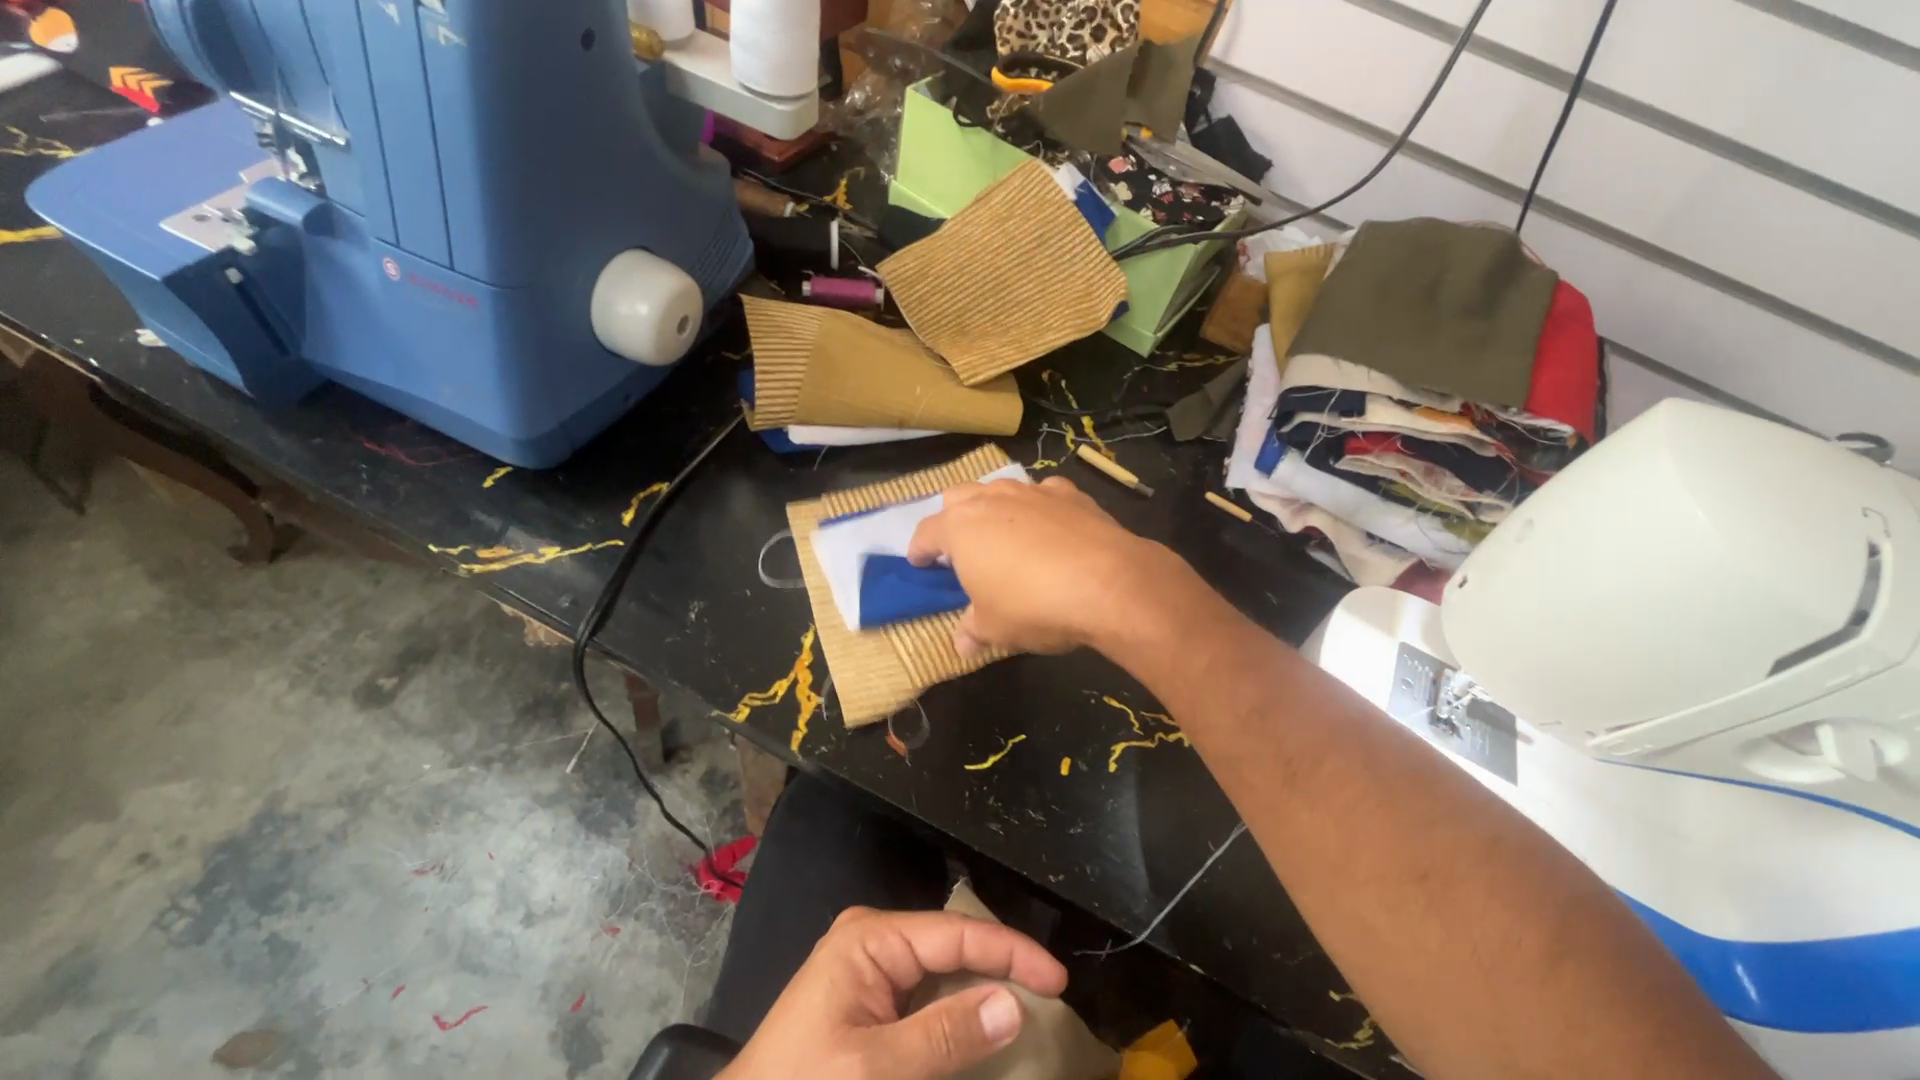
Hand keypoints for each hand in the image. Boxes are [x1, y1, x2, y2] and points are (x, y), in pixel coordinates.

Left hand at [719, 907, 1068, 1079]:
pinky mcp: (868, 995)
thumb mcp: (876, 1068)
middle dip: (1002, 965)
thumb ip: (945, 1035)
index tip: (1059, 982)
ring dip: (983, 987)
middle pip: (954, 943)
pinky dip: (958, 1008)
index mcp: (871, 938)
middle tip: (1052, 996)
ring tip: (1030, 1006)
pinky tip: (982, 1024)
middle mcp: (873, 939)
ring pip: (944, 967)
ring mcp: (869, 966)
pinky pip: (926, 991)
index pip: (958, 933)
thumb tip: (1014, 1005)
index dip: (1012, 952)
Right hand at [908, 477, 1202, 658]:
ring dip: (995, 508)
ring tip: (1005, 535)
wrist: (1109, 583)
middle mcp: (991, 499)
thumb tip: (962, 643)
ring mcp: (1032, 491)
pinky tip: (1051, 527)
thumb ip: (973, 630)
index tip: (920, 562)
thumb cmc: (1034, 606)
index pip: (926, 533)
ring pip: (1000, 488)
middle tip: (962, 547)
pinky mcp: (1071, 494)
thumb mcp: (995, 628)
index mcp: (960, 528)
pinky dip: (1040, 508)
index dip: (920, 549)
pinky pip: (1044, 494)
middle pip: (958, 497)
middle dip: (954, 518)